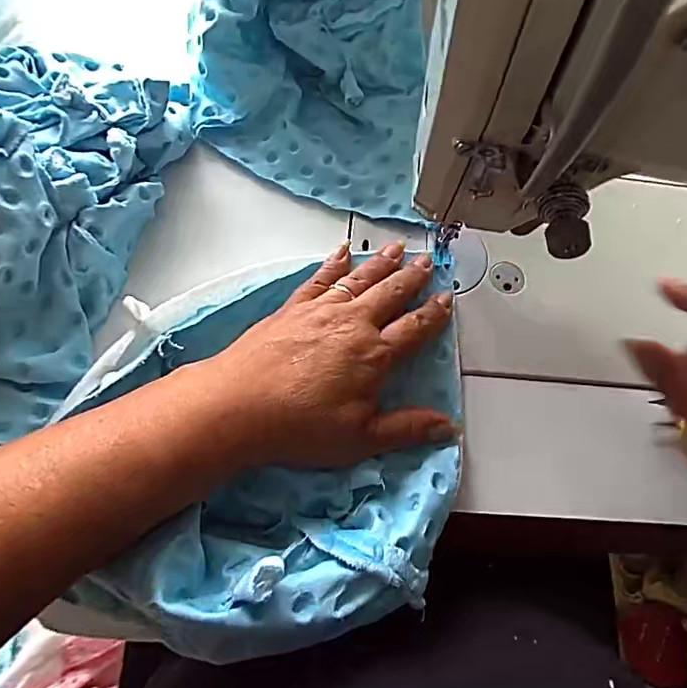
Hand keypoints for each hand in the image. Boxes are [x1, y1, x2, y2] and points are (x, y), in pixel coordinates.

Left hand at [184, 241, 455, 469]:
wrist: (238, 405)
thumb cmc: (300, 426)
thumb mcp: (361, 438)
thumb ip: (407, 428)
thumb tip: (448, 426)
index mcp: (375, 354)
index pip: (414, 328)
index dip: (433, 313)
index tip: (446, 298)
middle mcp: (352, 324)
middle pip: (390, 294)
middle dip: (412, 277)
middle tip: (427, 262)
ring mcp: (321, 312)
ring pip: (360, 280)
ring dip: (381, 263)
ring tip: (397, 249)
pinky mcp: (293, 308)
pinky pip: (320, 279)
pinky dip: (333, 264)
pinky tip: (342, 252)